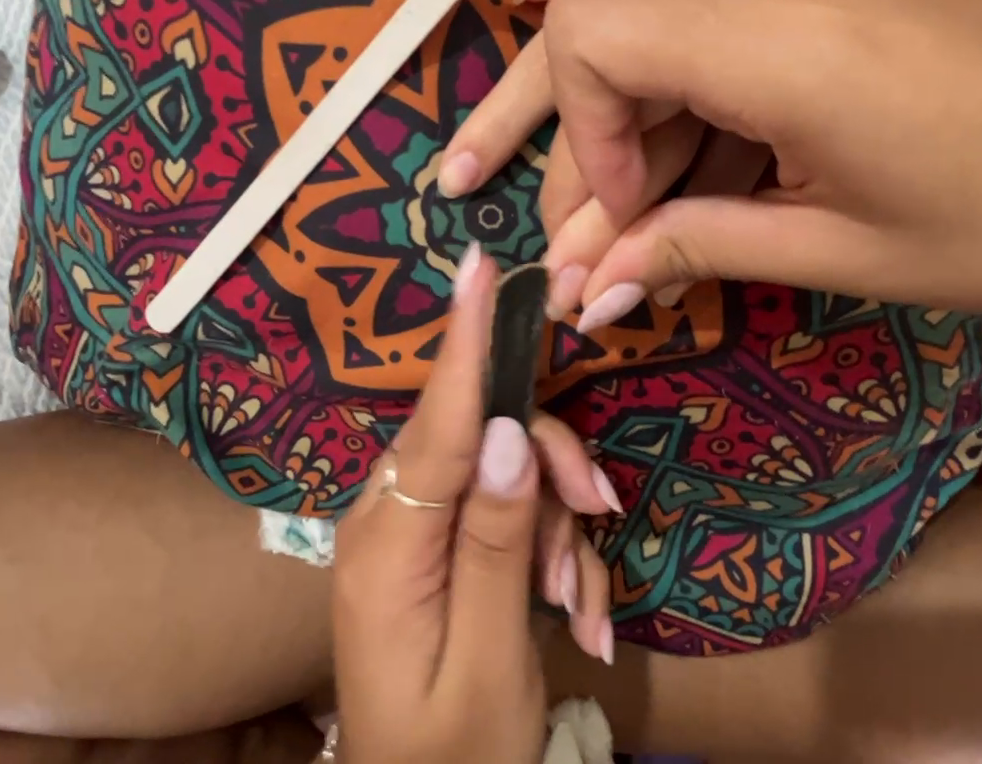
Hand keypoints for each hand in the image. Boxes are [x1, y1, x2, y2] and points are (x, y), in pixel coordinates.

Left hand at [331, 246, 608, 763]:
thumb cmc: (454, 756)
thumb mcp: (486, 658)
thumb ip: (493, 540)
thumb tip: (509, 432)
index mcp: (389, 544)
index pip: (438, 423)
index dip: (466, 341)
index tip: (479, 266)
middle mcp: (390, 517)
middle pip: (485, 438)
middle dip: (548, 472)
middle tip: (592, 519)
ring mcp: (413, 529)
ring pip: (507, 475)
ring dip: (555, 529)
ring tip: (574, 606)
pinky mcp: (438, 543)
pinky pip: (504, 513)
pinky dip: (548, 552)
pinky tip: (571, 613)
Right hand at [439, 0, 981, 315]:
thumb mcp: (835, 254)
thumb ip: (693, 250)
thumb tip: (589, 287)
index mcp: (781, 44)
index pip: (589, 32)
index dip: (582, 130)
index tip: (631, 209)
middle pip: (615, 7)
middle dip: (602, 120)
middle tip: (639, 210)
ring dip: (649, 69)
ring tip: (684, 158)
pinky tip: (739, 3)